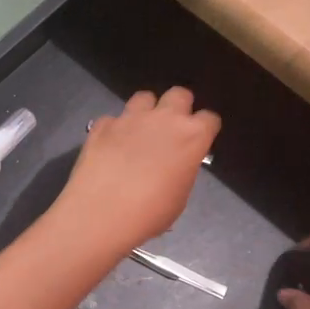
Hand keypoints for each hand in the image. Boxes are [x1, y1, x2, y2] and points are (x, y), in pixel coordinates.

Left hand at [53, 88, 218, 253]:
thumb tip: (174, 163)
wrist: (101, 214)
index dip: (203, 130)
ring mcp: (130, 118)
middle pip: (179, 94)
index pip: (209, 119)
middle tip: (168, 129)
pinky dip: (112, 129)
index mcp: (192, 136)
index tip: (196, 141)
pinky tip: (108, 146)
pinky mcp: (101, 125)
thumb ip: (181, 168)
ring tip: (137, 132)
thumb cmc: (149, 213)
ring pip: (143, 97)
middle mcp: (164, 118)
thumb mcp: (179, 195)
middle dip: (177, 107)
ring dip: (145, 111)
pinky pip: (111, 119)